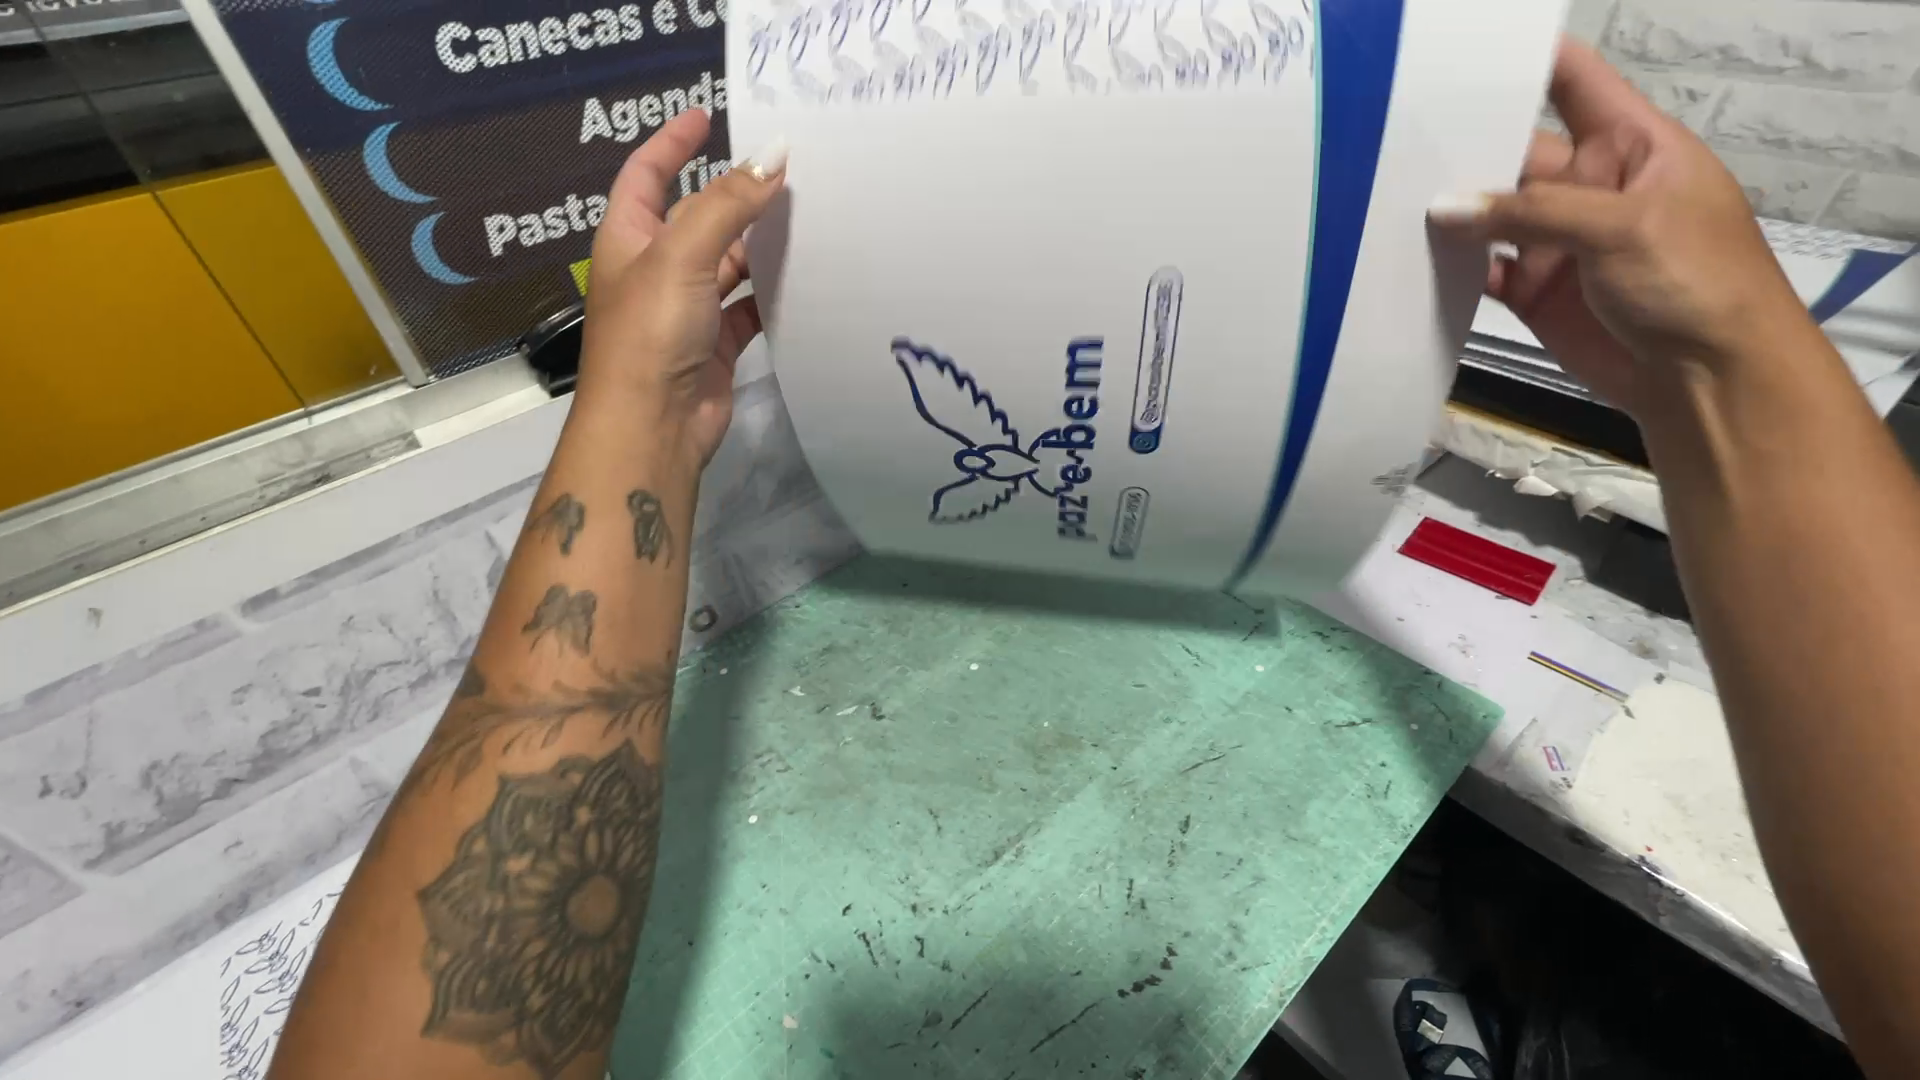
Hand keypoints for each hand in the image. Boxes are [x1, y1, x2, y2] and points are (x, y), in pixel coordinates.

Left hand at [577, 109, 786, 466]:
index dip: (672, 143)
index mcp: (629, 238)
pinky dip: (772, 294)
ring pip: (729, 264)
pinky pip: (749, 307)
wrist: (654, 424)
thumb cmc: (651, 332)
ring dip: (759, 246)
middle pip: (698, 218)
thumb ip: (728, 205)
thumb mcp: (683, 255)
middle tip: (782, 173)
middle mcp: (657, 269)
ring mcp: (688, 309)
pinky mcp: (717, 343)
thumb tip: (774, 157)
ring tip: (805, 220)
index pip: (647, 175)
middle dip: (733, 196)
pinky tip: (804, 281)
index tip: (705, 116)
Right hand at [1432, 40, 1812, 417]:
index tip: (1469, 62)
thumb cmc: (1693, 278)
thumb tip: (1446, 208)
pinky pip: (1480, 270)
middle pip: (1515, 157)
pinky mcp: (1531, 289)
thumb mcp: (1623, 226)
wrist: (1700, 373)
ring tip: (1389, 205)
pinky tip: (1412, 261)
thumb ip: (1532, 214)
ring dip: (1450, 215)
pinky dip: (1450, 268)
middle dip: (1465, 152)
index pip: (1577, 85)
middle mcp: (1585, 188)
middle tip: (1399, 149)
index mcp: (1627, 147)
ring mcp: (1555, 241)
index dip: (1530, 65)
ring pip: (1489, 217)